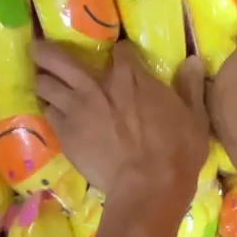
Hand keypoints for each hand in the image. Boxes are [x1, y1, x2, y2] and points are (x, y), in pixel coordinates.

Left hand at [34, 41, 209, 212]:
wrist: (149, 186)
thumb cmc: (178, 152)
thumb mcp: (196, 118)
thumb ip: (191, 87)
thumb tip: (193, 61)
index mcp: (132, 76)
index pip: (119, 50)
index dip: (120, 54)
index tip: (121, 60)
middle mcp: (98, 86)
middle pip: (60, 59)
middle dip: (47, 52)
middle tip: (40, 49)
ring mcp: (77, 109)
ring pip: (45, 84)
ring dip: (43, 80)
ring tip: (42, 81)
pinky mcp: (66, 134)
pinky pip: (48, 113)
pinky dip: (49, 109)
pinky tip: (50, 111)